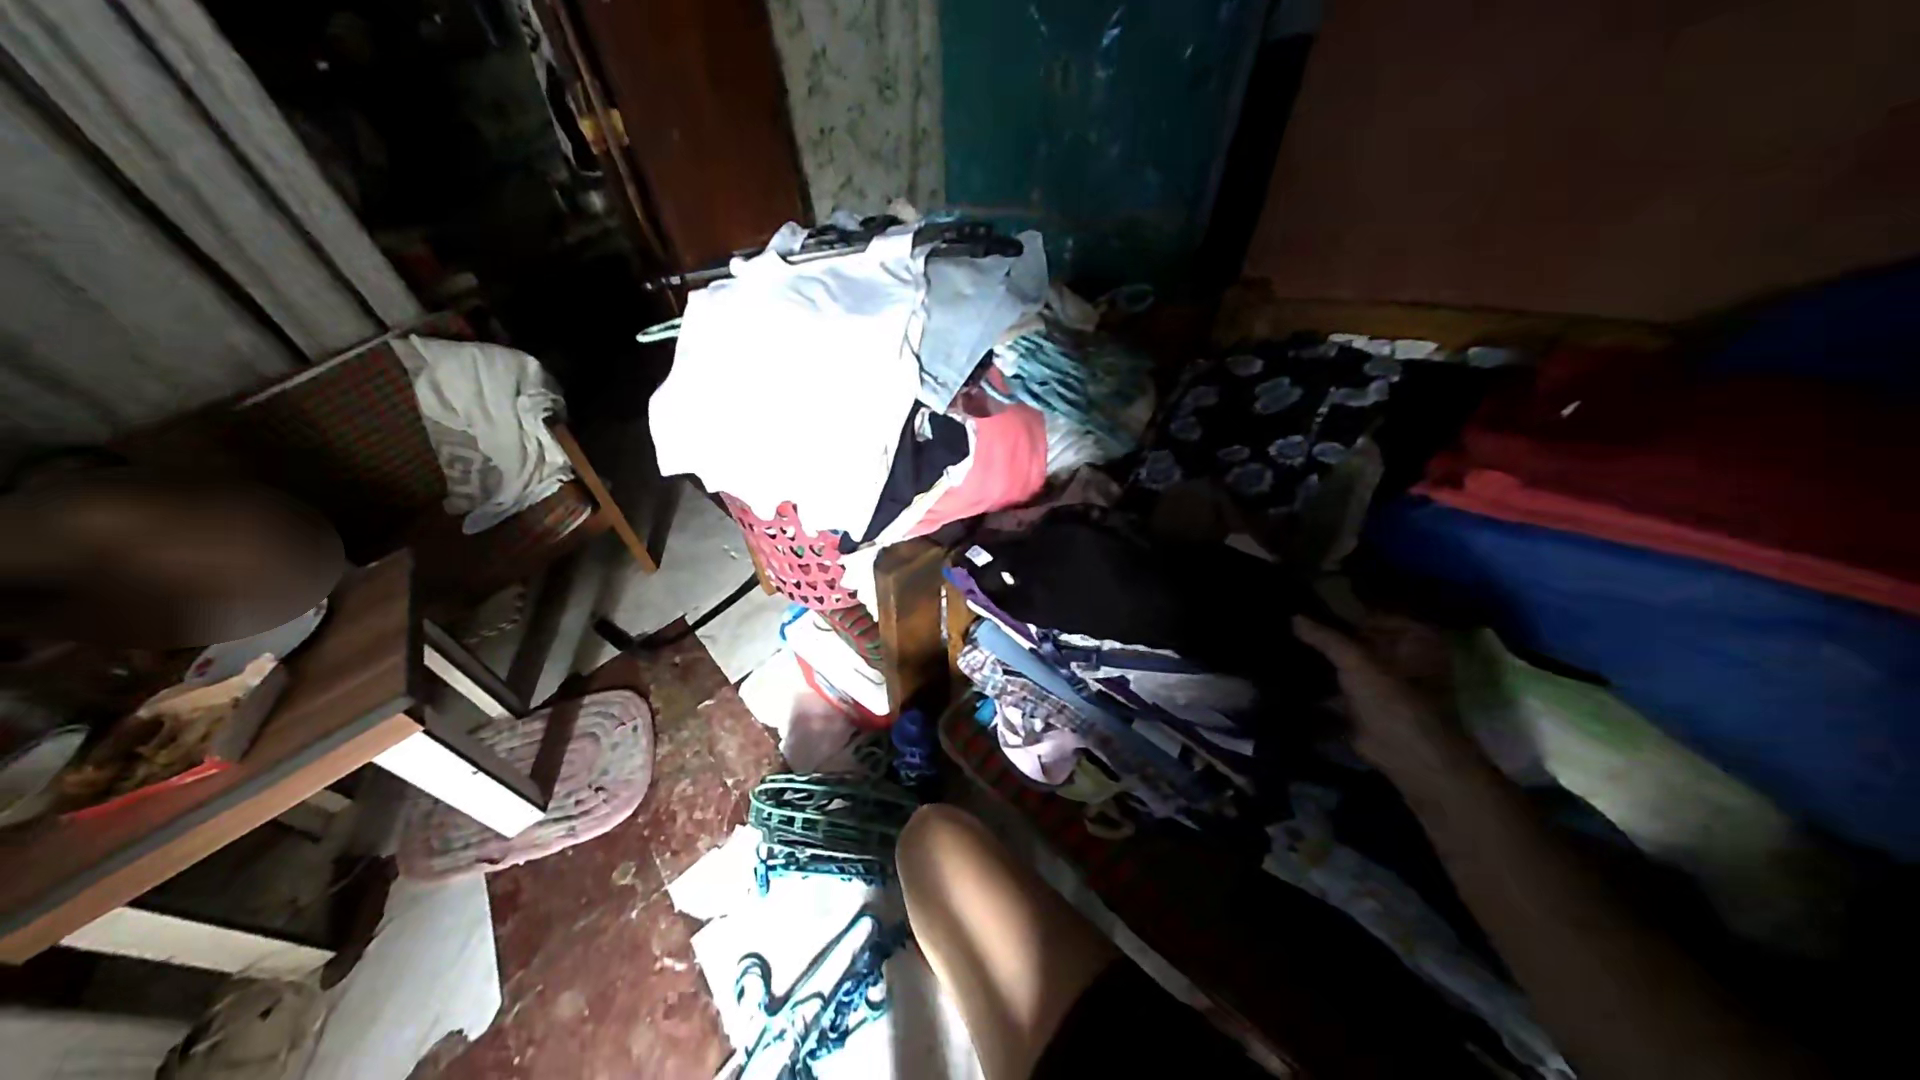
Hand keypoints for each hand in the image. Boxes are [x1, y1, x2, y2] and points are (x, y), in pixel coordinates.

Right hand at [1292, 615, 1474, 778]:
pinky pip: (1343, 683)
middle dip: (1332, 636)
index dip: (1342, 615)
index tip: (1308, 611)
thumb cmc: (1394, 700)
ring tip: (1289, 645)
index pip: (1372, 616)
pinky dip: (1324, 680)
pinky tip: (1296, 672)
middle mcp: (1406, 656)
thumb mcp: (1357, 662)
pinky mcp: (1370, 702)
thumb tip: (1294, 617)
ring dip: (1326, 658)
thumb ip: (1325, 638)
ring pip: (1351, 661)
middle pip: (1361, 638)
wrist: (1408, 755)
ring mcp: (1388, 681)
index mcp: (1417, 639)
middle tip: (1293, 627)